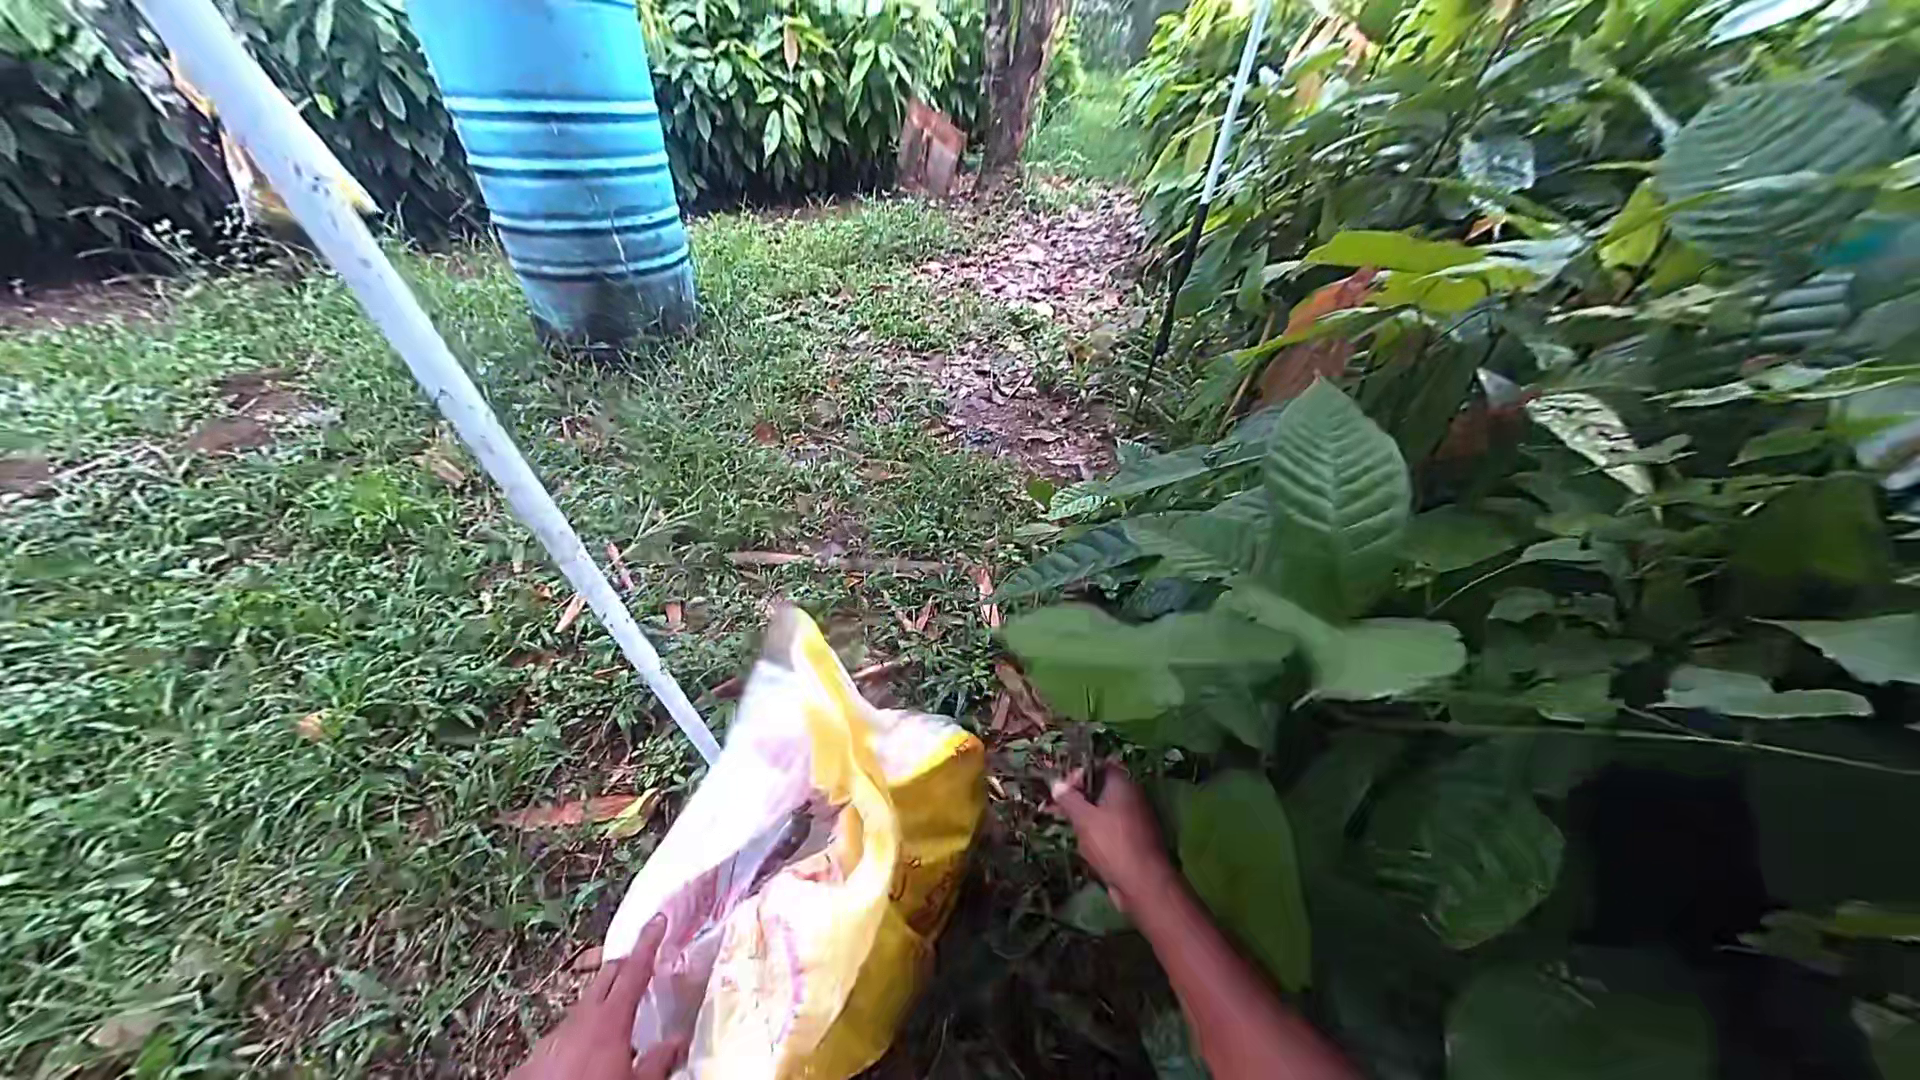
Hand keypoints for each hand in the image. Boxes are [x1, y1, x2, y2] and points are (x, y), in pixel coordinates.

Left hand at [509, 915, 687, 1079]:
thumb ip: (658, 1061)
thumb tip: (678, 1041)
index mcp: (610, 1020)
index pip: (634, 970)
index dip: (647, 943)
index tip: (657, 919)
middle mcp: (579, 1021)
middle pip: (605, 977)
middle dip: (624, 966)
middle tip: (641, 964)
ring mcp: (550, 1041)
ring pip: (581, 1009)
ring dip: (600, 1007)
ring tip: (614, 1023)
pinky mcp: (528, 1064)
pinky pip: (559, 1039)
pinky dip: (576, 1037)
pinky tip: (581, 1058)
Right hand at [1050, 764, 1177, 911]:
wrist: (1144, 885)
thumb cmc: (1112, 844)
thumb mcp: (1083, 818)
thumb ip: (1068, 798)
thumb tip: (1057, 784)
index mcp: (1122, 783)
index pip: (1096, 766)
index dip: (1076, 774)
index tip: (1061, 789)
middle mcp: (1131, 796)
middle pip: (1099, 788)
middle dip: (1077, 798)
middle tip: (1057, 809)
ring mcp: (1135, 819)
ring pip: (1103, 810)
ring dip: (1084, 817)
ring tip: (1067, 827)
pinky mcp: (1134, 840)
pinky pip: (1111, 829)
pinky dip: (1096, 832)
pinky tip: (1084, 845)